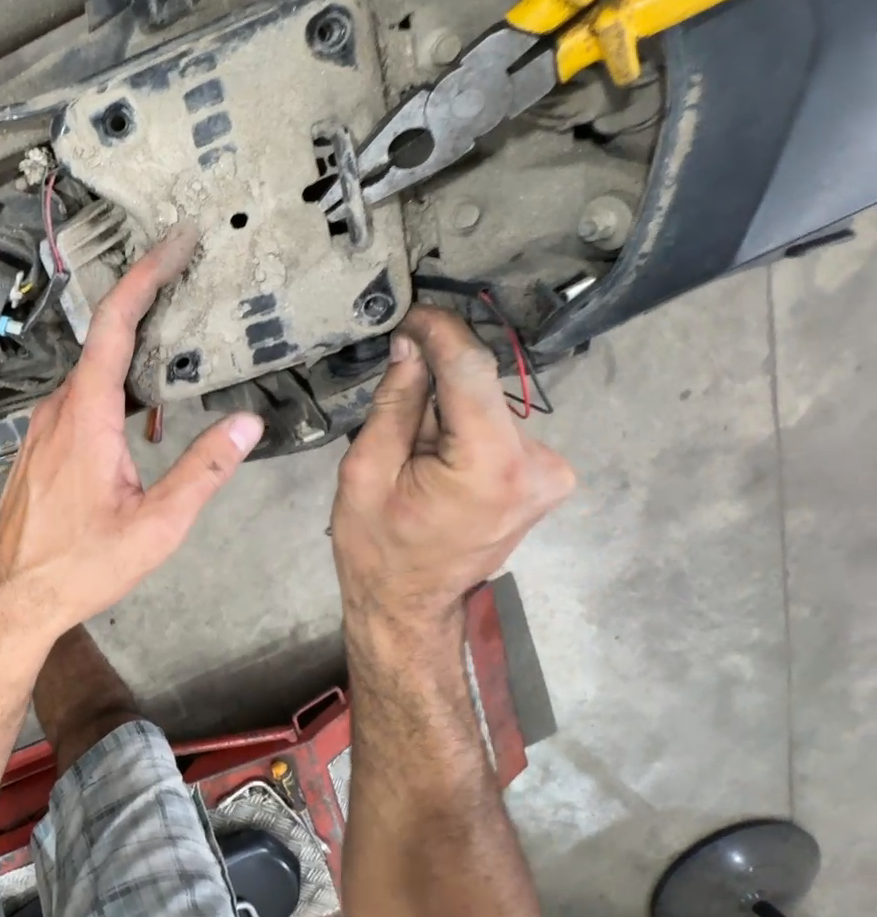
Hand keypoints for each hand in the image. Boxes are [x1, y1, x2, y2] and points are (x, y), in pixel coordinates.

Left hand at [0, 228, 264, 637]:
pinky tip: (132, 412)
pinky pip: (74, 404)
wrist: (13, 599)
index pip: (113, 327)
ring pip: (88, 377)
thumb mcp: (156, 525)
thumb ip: (202, 470)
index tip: (171, 246)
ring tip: (170, 349)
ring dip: (127, 358)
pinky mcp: (35, 450)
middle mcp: (55, 414)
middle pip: (101, 344)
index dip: (143, 277)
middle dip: (144, 310)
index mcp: (84, 418)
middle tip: (185, 284)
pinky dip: (107, 390)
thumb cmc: (77, 567)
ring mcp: (39, 431)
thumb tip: (245, 426)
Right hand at [332, 306, 574, 640]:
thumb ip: (395, 406)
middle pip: (475, 395)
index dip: (440, 334)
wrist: (408, 604)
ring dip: (444, 419)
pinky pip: (495, 433)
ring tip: (410, 462)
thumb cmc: (377, 547)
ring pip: (484, 413)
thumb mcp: (365, 473)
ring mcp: (552, 472)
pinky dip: (460, 436)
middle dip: (430, 396)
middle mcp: (540, 462)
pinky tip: (434, 468)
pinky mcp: (548, 477)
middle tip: (390, 432)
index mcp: (492, 465)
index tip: (412, 312)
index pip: (471, 372)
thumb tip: (411, 349)